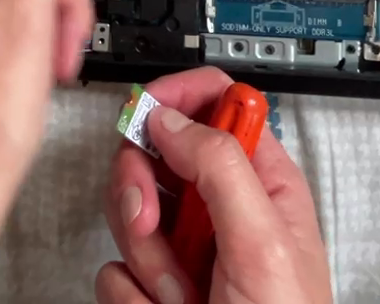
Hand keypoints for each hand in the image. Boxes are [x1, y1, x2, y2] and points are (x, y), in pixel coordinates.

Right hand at [97, 67, 331, 303]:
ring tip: (179, 293)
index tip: (143, 111)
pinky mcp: (155, 287)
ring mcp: (184, 248)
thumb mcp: (264, 242)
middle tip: (153, 220)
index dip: (176, 95)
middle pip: (156, 151)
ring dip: (144, 255)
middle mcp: (219, 207)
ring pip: (129, 208)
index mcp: (259, 181)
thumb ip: (220, 165)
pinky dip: (133, 295)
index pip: (214, 103)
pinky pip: (115, 267)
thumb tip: (169, 115)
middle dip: (143, 189)